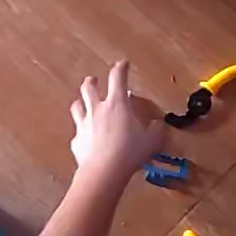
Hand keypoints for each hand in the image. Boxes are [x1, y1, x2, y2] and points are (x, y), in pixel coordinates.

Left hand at [69, 61, 164, 180]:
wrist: (104, 171)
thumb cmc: (129, 152)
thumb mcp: (152, 140)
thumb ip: (156, 130)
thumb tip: (158, 125)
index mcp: (117, 104)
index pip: (118, 78)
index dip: (121, 68)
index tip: (123, 64)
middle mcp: (97, 110)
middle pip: (88, 88)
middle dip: (91, 81)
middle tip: (92, 79)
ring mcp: (84, 124)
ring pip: (77, 106)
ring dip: (80, 102)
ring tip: (81, 102)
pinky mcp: (77, 140)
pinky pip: (78, 132)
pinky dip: (81, 132)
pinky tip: (85, 137)